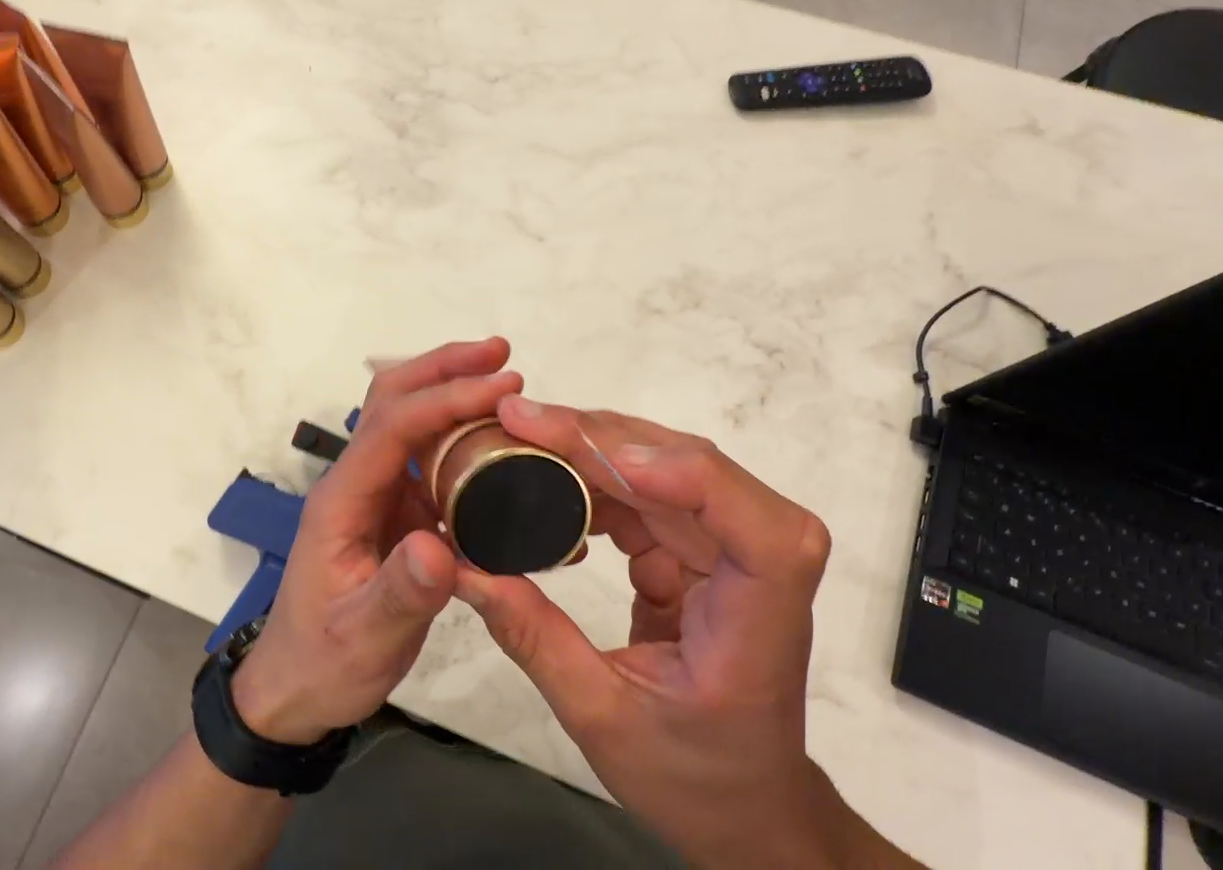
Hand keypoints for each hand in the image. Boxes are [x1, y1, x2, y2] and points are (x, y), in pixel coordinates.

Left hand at [230, 338, 522, 743]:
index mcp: (342, 501)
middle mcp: (357, 485)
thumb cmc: (324, 661)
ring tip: (507, 385)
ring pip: (410, 426)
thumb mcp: (363, 636)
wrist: (297, 687)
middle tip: (503, 355)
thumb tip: (438, 545)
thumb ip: (399, 593)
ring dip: (452, 396)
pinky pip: (430, 466)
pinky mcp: (394, 517)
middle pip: (391, 404)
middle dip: (442, 371)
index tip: (502, 385)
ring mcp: (376, 499)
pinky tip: (501, 448)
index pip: (391, 430)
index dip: (444, 400)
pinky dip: (463, 443)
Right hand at [456, 399, 909, 867]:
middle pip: (695, 475)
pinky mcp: (690, 548)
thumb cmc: (692, 776)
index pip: (759, 530)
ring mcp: (722, 551)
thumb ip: (534, 637)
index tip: (606, 460)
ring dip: (591, 446)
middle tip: (519, 421)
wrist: (741, 800)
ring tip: (517, 434)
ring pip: (663, 468)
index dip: (691, 479)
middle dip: (604, 440)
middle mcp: (755, 567)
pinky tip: (540, 473)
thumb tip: (461, 569)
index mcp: (762, 621)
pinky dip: (590, 477)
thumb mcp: (600, 717)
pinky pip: (642, 492)